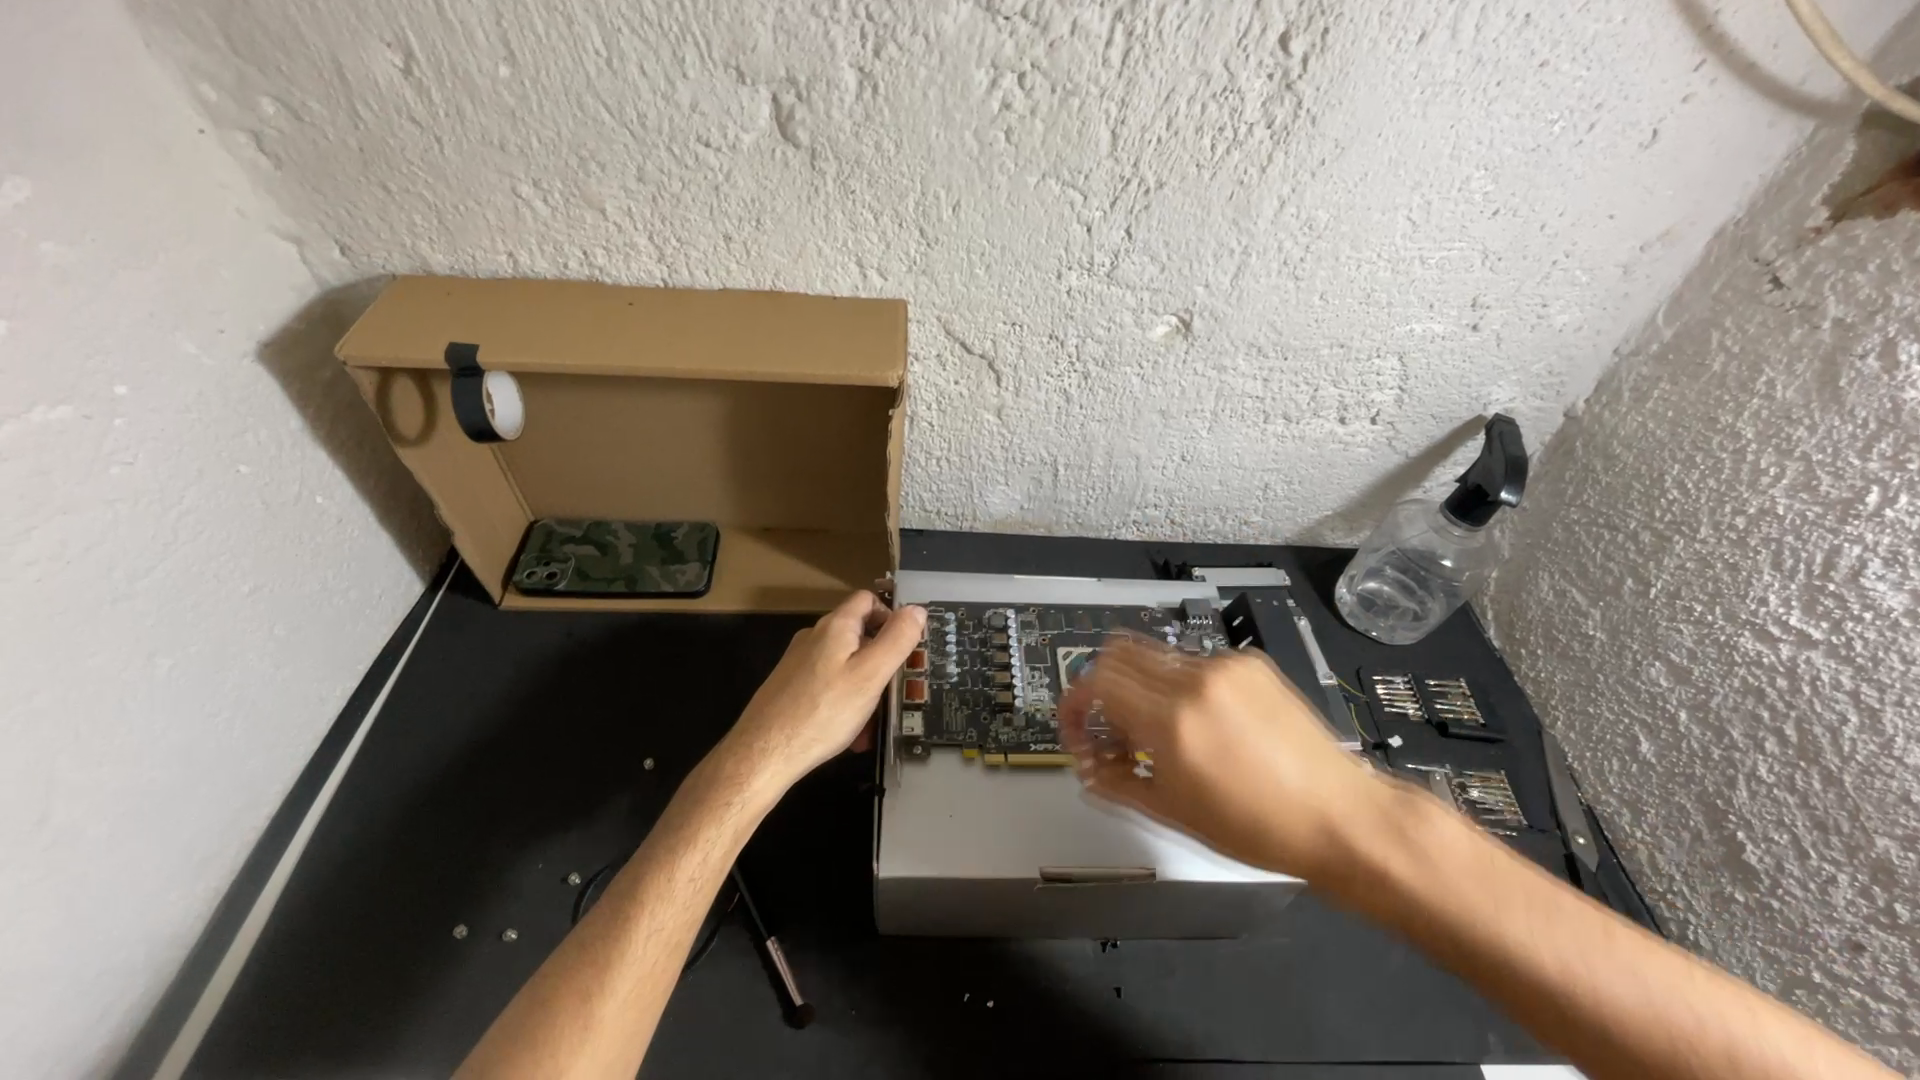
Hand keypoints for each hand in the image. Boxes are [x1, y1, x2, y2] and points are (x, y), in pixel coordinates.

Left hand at [718, 591, 925, 793]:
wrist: (764, 753)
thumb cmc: (823, 712)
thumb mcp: (871, 675)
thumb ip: (897, 640)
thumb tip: (916, 609)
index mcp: (835, 627)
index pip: (868, 600)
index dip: (891, 616)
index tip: (906, 645)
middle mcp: (813, 638)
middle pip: (858, 636)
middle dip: (880, 663)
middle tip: (895, 692)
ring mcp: (799, 663)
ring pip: (845, 666)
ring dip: (865, 690)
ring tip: (874, 724)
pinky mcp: (791, 687)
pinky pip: (829, 687)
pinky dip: (845, 704)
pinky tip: (850, 735)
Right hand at [1058, 636, 1382, 878]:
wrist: (1339, 816)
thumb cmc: (1257, 826)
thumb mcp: (1173, 812)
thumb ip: (1115, 781)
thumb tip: (1087, 766)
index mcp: (1172, 720)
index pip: (1096, 681)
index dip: (1074, 703)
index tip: (1076, 727)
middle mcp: (1195, 680)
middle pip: (1117, 652)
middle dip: (1100, 685)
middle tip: (1107, 725)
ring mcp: (1227, 667)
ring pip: (1155, 655)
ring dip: (1138, 684)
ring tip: (1153, 730)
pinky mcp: (1252, 664)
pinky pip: (1194, 663)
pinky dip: (1178, 685)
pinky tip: (1196, 723)